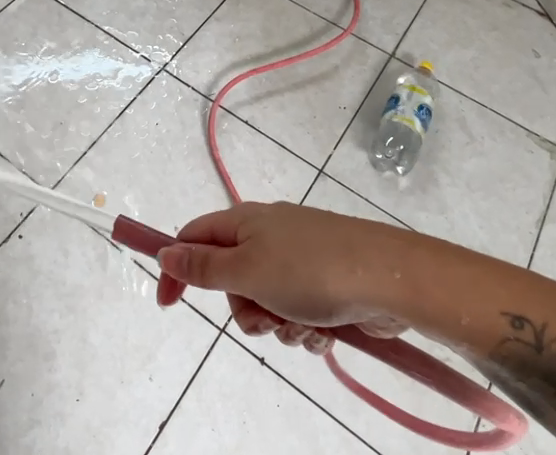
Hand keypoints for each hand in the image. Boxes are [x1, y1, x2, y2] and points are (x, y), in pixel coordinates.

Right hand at [155, 202, 411, 355]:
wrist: (389, 278)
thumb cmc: (310, 271)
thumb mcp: (247, 270)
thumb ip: (204, 266)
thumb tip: (166, 251)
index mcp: (245, 223)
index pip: (194, 238)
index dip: (177, 267)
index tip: (169, 305)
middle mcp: (269, 237)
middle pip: (231, 280)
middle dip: (244, 309)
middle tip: (265, 314)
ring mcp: (299, 260)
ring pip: (266, 303)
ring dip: (278, 324)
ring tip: (303, 324)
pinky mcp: (326, 285)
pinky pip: (297, 313)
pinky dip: (305, 328)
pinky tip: (325, 332)